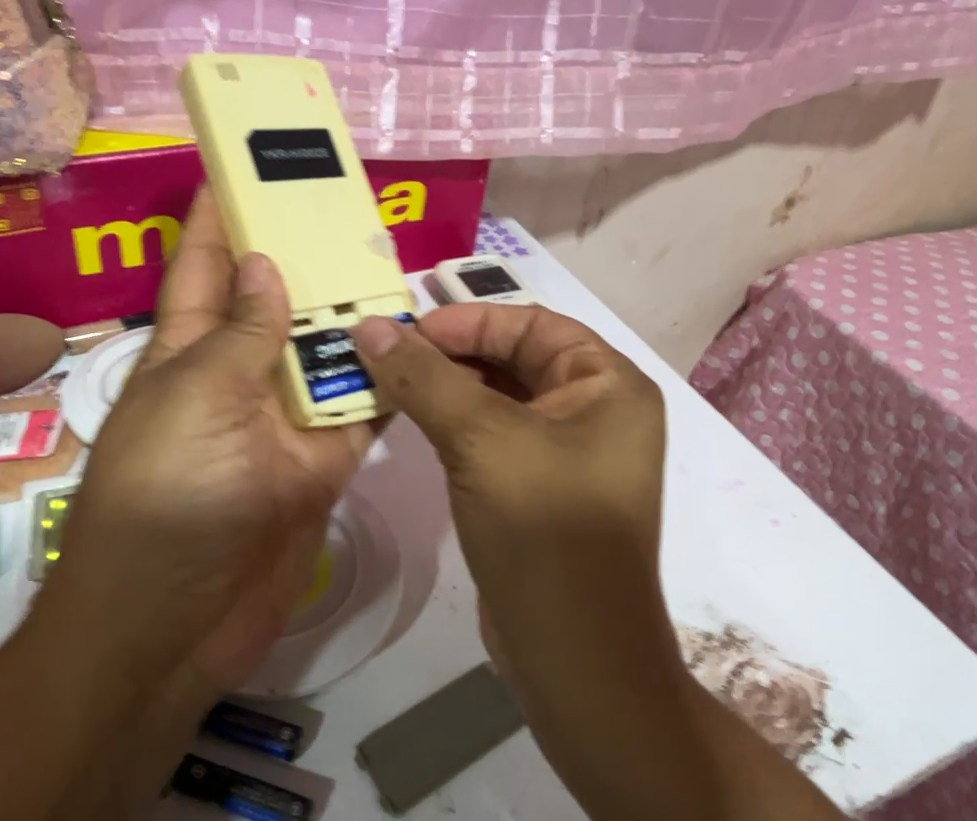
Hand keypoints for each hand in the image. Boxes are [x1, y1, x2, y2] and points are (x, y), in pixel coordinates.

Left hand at [44, 186, 375, 690]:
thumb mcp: (196, 398)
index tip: (243, 162)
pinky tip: (421, 341)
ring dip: (356, 314)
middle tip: (353, 205)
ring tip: (399, 260)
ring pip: (325, 353)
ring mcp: (281, 422)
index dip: (217, 216)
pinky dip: (387, 379)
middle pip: (275, 303)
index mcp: (188, 352)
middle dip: (306, 256)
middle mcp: (237, 377)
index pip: (203, 268)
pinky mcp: (321, 464)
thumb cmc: (166, 495)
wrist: (177, 623)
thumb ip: (243, 333)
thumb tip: (265, 262)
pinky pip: (360, 411)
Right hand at [348, 304, 666, 647]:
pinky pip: (496, 438)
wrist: (574, 655)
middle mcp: (597, 412)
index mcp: (608, 384)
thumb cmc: (543, 527)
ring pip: (501, 400)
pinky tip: (416, 425)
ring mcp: (571, 455)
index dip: (467, 321)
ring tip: (390, 386)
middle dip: (452, 354)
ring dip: (448, 389)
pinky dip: (456, 425)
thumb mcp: (481, 440)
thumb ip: (424, 378)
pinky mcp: (542, 491)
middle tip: (387, 358)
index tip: (405, 332)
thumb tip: (368, 327)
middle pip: (515, 358)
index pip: (532, 324)